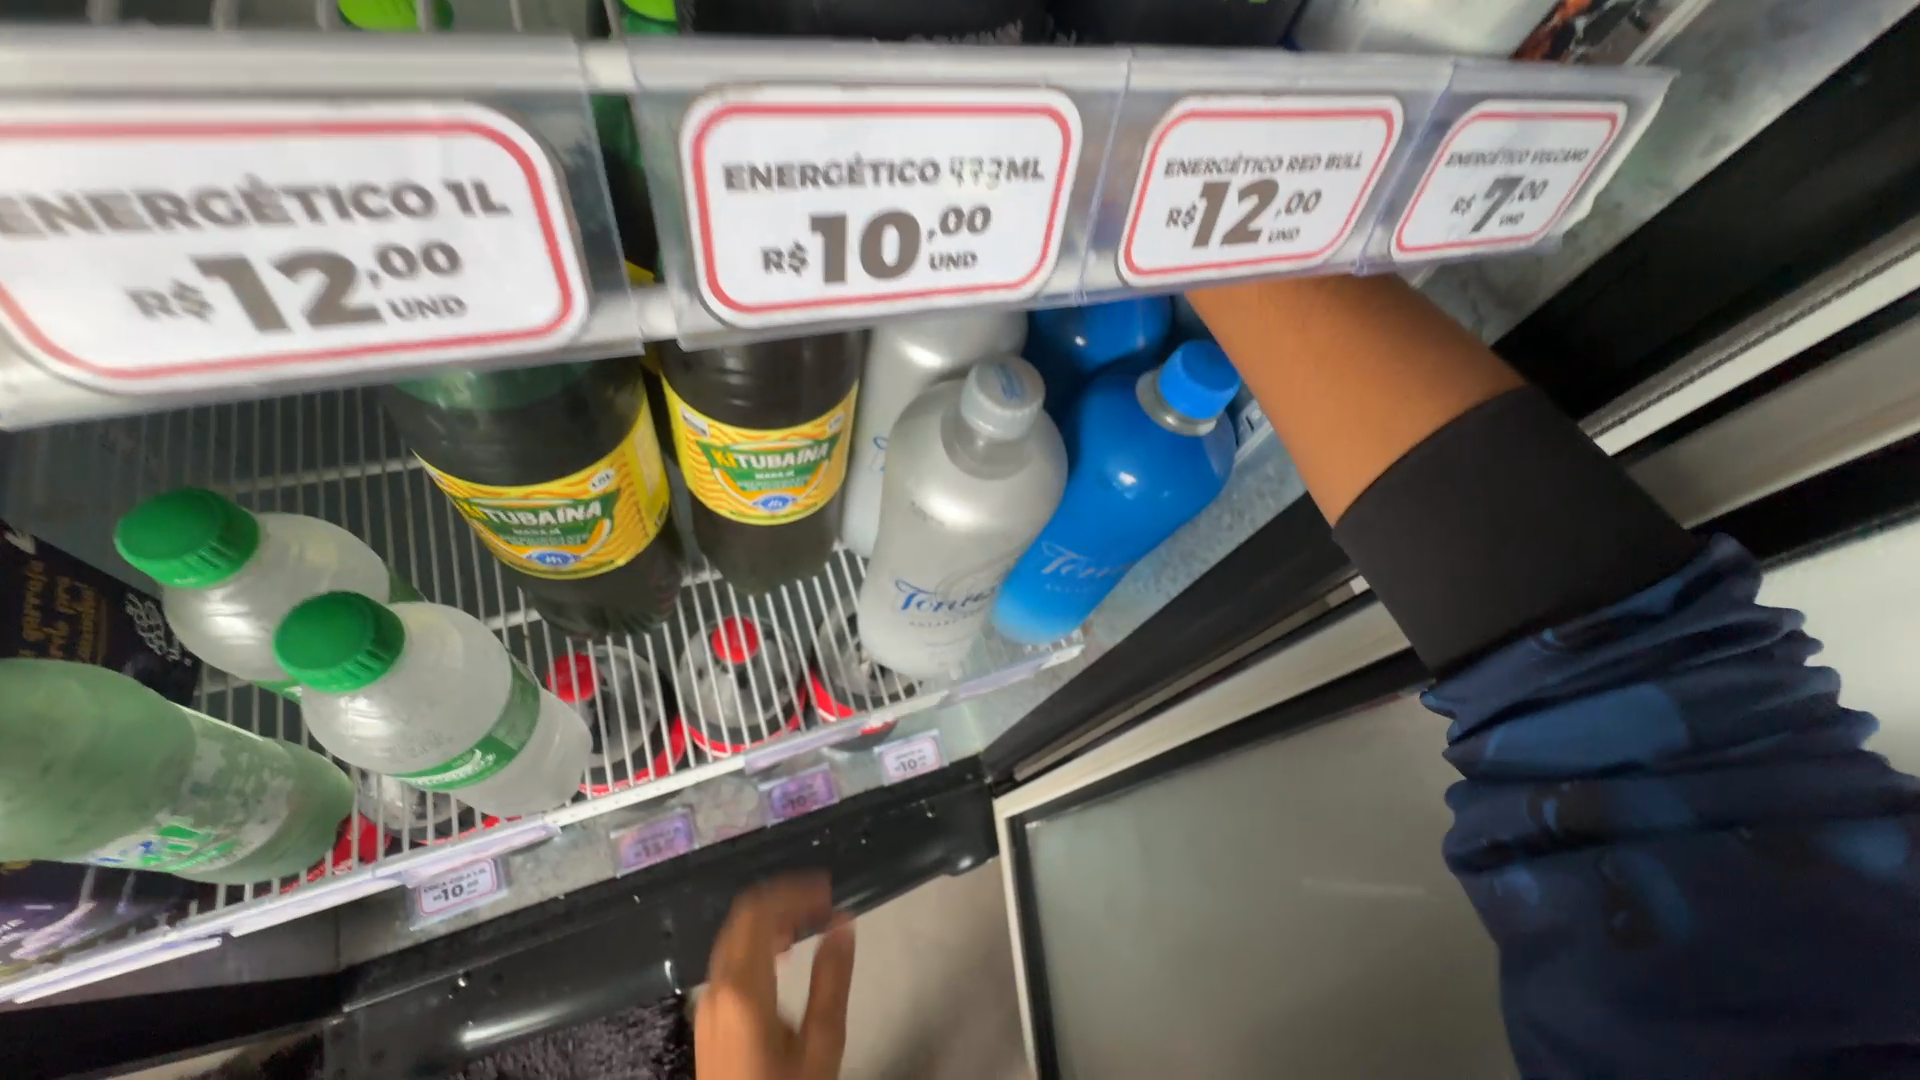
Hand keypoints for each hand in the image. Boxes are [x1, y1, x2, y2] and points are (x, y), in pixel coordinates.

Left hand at [696, 874, 856, 1079]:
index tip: (830, 890)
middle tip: (825, 902)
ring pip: (734, 934)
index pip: (760, 911)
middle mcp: (717, 986)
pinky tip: (785, 952)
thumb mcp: (822, 1046)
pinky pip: (730, 957)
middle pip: (743, 915)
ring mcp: (707, 1002)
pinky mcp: (708, 1016)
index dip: (795, 890)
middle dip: (785, 899)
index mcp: (744, 989)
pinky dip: (758, 940)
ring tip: (811, 921)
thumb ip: (832, 979)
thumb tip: (844, 923)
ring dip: (771, 918)